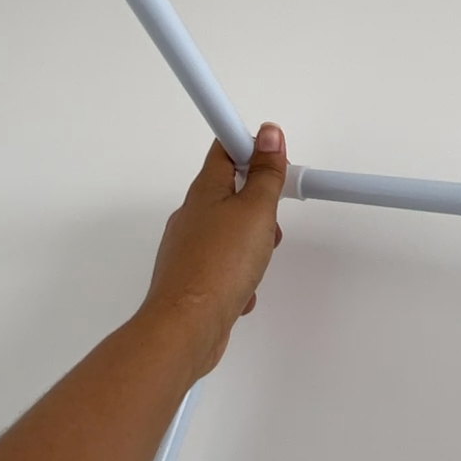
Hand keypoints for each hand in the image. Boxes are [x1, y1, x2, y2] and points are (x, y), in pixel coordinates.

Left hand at [139, 123, 287, 379]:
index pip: (225, 150)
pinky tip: (243, 293)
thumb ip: (265, 173)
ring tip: (259, 264)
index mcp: (204, 190)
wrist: (185, 329)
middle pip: (231, 194)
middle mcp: (192, 215)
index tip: (274, 164)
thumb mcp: (255, 210)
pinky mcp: (191, 282)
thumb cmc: (222, 262)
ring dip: (252, 246)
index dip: (252, 149)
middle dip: (259, 207)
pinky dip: (239, 278)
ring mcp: (188, 250)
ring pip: (230, 235)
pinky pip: (223, 268)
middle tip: (272, 225)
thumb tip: (268, 132)